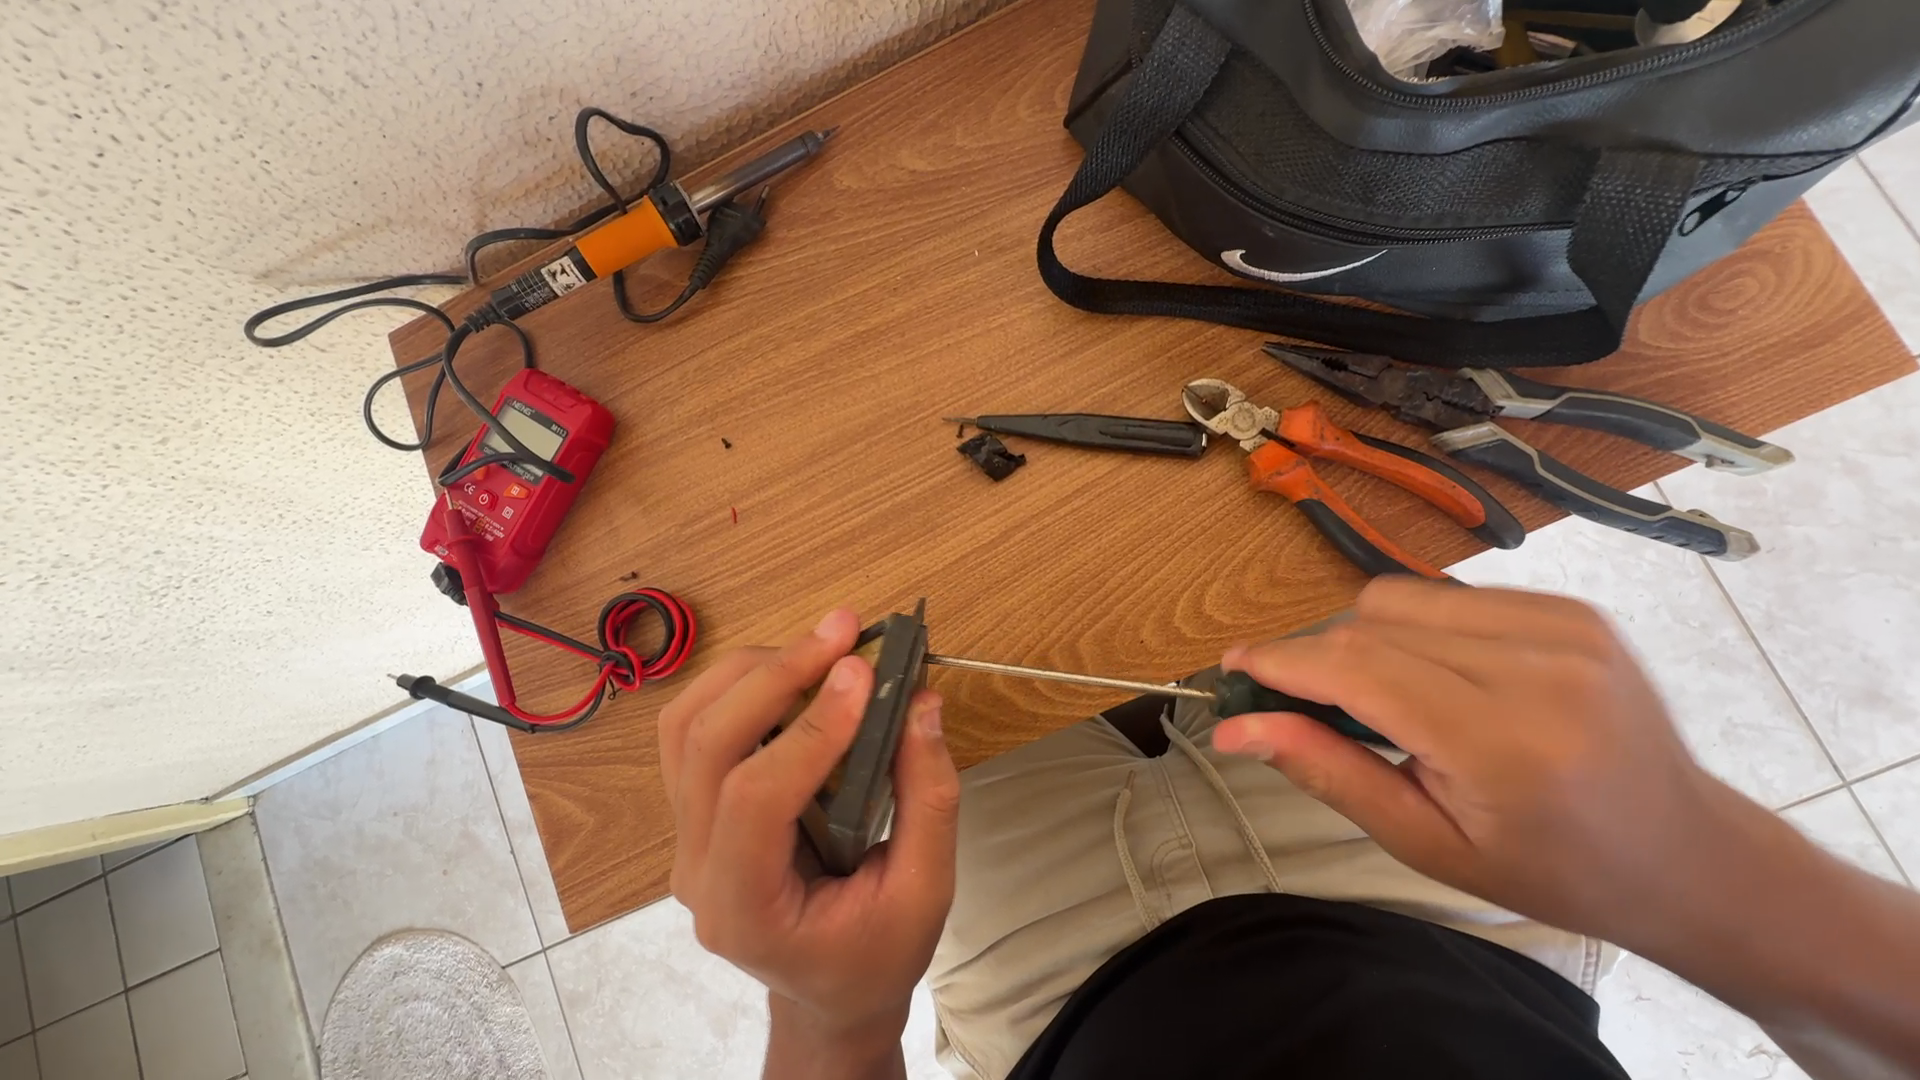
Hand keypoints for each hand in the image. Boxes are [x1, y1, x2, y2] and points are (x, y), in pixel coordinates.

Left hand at [658, 608, 959, 1048]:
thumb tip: (920, 701)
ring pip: (686, 726)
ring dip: (751, 670)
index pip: (754, 799)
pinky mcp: (696, 809)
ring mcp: (687, 836)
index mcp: (745, 907)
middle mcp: (696, 867)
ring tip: (820, 644)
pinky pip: (694, 730)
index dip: (809, 729)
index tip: (864, 673)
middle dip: (776, 674)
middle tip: (844, 630)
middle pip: (705, 744)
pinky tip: (792, 670)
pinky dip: (739, 685)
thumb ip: (927, 797)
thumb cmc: (876, 955)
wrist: (827, 993)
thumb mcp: (926, 891)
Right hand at [1210, 577, 1724, 941]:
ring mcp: (1563, 627)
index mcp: (1504, 741)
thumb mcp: (1423, 841)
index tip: (1233, 669)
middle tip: (1310, 704)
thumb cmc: (1550, 868)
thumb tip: (1234, 728)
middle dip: (1319, 657)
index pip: (1356, 668)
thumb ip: (1324, 770)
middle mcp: (1538, 666)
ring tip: (1384, 694)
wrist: (1688, 855)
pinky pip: (1446, 594)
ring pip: (1399, 596)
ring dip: (1363, 638)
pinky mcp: (1572, 608)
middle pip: (1369, 622)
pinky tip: (1435, 674)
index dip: (1281, 661)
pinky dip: (1413, 627)